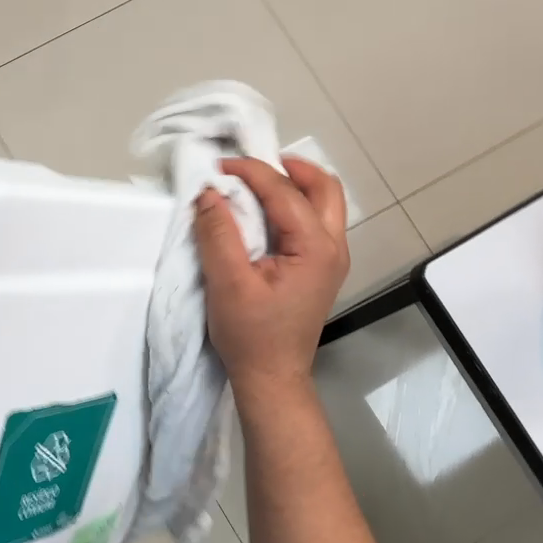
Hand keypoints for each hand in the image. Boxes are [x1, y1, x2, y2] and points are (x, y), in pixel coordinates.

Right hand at [193, 156, 349, 394]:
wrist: (271, 377)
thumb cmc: (251, 335)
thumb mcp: (228, 283)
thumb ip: (218, 234)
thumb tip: (209, 194)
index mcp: (316, 247)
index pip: (285, 192)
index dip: (251, 172)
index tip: (219, 167)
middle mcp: (333, 248)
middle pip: (324, 188)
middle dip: (290, 169)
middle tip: (252, 165)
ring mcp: (331, 260)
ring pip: (324, 204)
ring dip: (295, 186)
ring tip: (259, 184)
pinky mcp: (320, 271)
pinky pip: (315, 224)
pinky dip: (294, 207)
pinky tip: (266, 215)